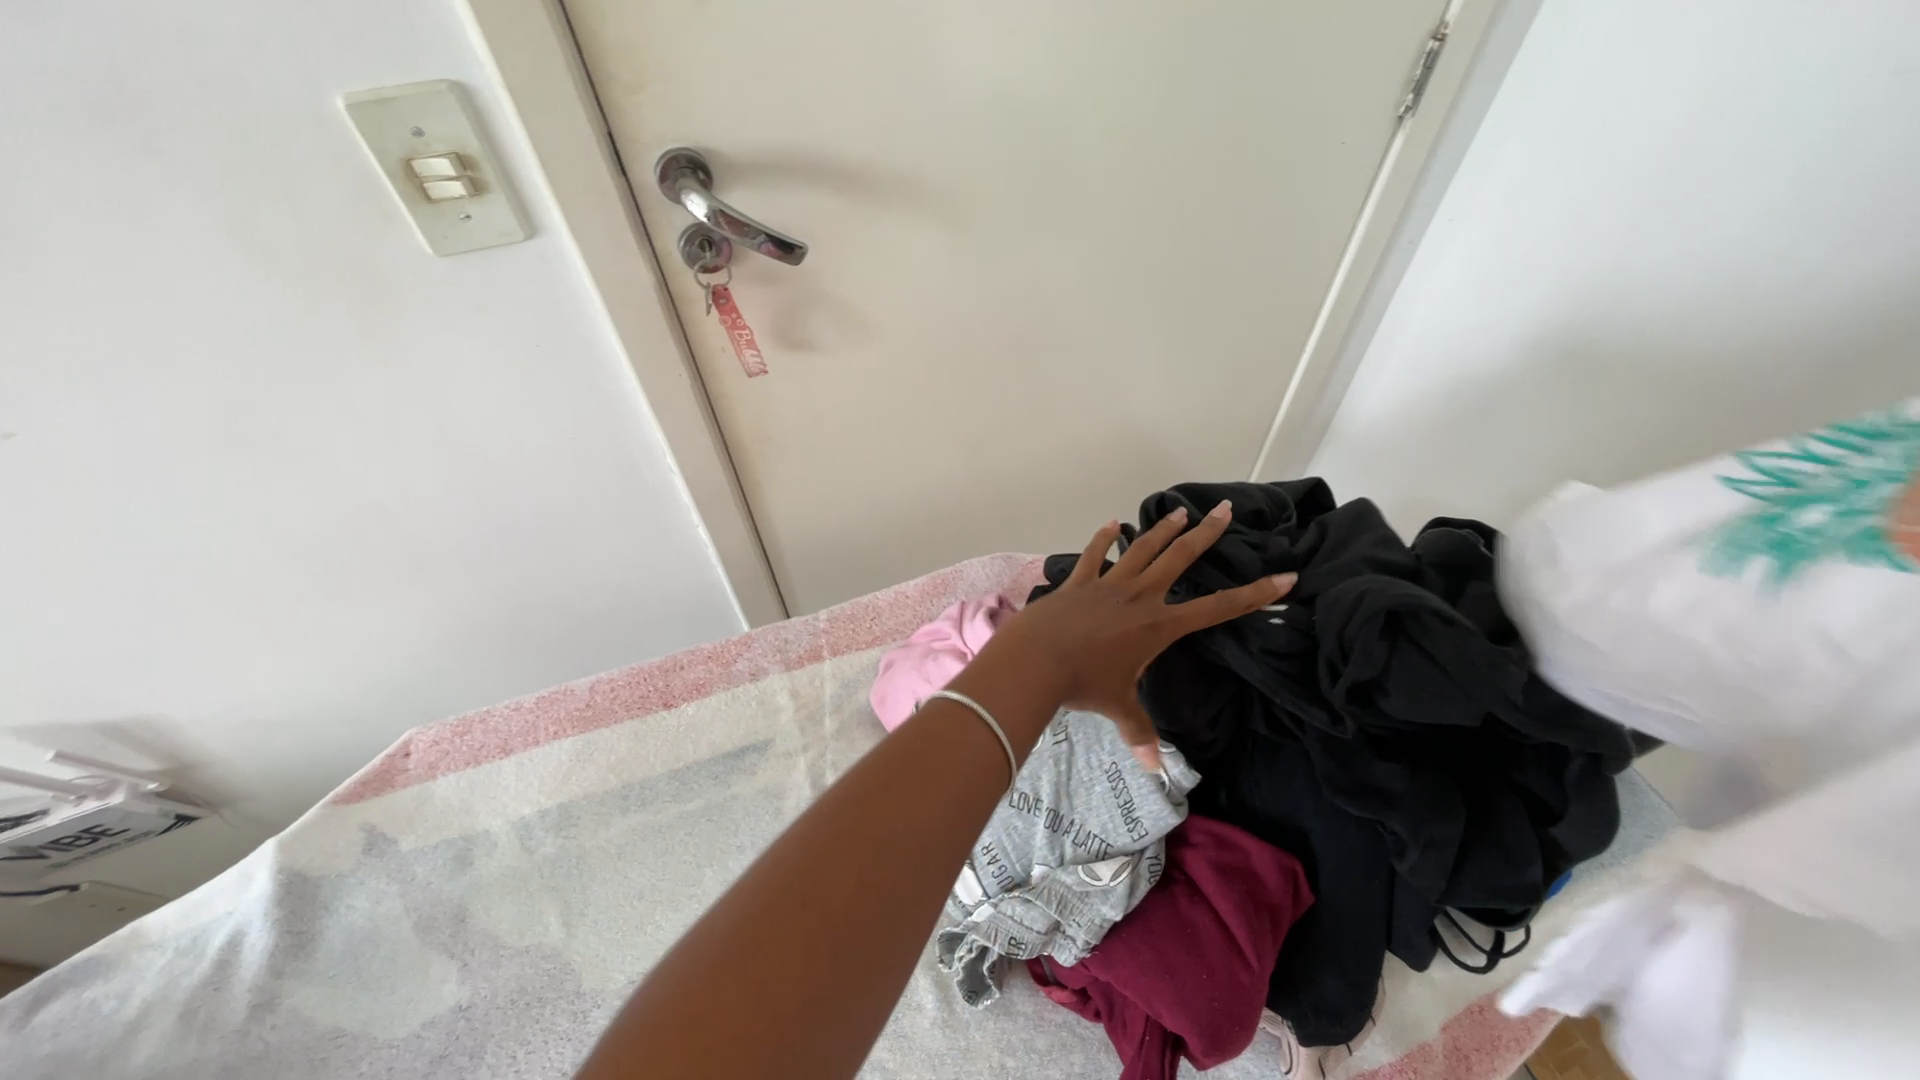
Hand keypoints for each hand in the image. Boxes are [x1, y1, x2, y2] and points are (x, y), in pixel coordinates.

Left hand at [985, 500, 1295, 767]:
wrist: (1036, 659)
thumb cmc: (1083, 683)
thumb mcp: (1117, 706)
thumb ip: (1138, 731)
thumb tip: (1154, 768)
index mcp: (1158, 626)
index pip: (1217, 608)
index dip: (1254, 594)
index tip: (1285, 576)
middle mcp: (1139, 597)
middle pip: (1180, 559)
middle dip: (1206, 534)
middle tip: (1224, 509)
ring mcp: (1107, 585)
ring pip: (1142, 550)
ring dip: (1161, 530)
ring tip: (1179, 512)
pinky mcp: (1078, 582)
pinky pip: (1095, 556)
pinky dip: (1104, 539)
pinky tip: (1113, 524)